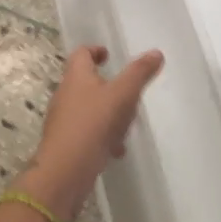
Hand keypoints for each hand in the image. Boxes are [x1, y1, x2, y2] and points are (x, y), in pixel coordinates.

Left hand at [15, 45, 164, 220]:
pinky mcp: (67, 142)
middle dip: (107, 85)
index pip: (81, 53)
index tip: (109, 56)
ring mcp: (64, 119)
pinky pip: (88, 132)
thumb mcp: (122, 95)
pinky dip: (103, 136)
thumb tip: (156, 52)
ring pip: (89, 108)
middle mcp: (66, 93)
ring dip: (108, 113)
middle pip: (86, 81)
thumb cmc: (93, 123)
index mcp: (76, 76)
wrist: (65, 171)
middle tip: (127, 91)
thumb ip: (139, 73)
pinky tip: (116, 149)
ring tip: (126, 124)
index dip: (95, 51)